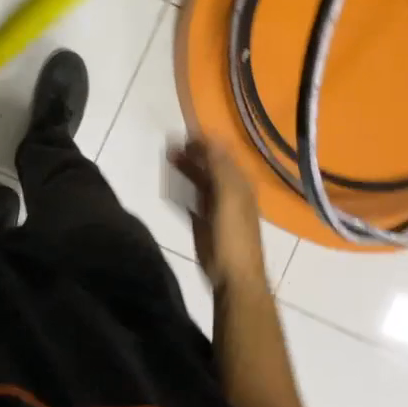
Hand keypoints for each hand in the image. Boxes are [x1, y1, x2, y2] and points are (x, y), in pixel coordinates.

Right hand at [169, 137, 265, 291]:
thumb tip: (211, 140)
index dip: (206, 141)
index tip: (185, 131)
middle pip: (210, 165)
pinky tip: (169, 184)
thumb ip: (221, 169)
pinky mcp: (203, 221)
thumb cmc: (233, 236)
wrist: (233, 275)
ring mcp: (216, 206)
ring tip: (168, 156)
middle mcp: (229, 191)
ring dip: (185, 168)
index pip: (223, 154)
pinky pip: (191, 198)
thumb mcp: (229, 198)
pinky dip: (181, 189)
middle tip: (171, 142)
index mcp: (239, 184)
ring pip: (199, 180)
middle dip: (193, 152)